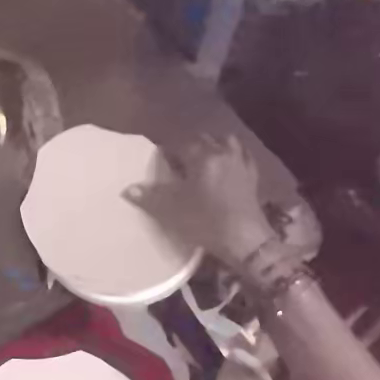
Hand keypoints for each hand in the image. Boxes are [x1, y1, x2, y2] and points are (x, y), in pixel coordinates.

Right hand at [123, 135, 281, 274]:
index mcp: (201, 157)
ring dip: (213, 144)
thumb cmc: (206, 222)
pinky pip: (243, 156)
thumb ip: (149, 197)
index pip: (179, 142)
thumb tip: (127, 189)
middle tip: (176, 161)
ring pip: (226, 141)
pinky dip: (232, 155)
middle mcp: (222, 153)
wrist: (246, 241)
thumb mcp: (172, 211)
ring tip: (202, 158)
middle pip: (203, 138)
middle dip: (188, 144)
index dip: (167, 149)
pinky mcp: (252, 177)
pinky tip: (227, 165)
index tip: (158, 158)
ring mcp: (240, 163)